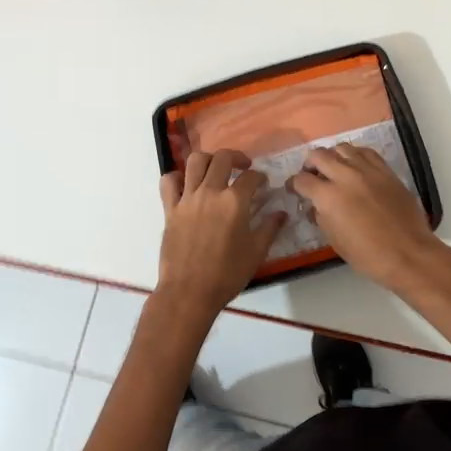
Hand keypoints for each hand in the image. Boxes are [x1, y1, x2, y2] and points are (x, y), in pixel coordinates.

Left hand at [155, 150, 284, 318]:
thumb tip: (281, 212)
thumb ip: (269, 228)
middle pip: (223, 158)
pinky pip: (169, 181)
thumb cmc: (227, 275)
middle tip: (243, 167)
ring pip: (195, 161)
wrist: (189, 292)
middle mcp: (211, 192)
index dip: (260, 177)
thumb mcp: (256, 253)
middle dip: (237, 158)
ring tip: (215, 169)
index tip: (263, 183)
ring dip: (208, 160)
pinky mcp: (170, 208)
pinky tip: (186, 184)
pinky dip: (177, 177)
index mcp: (235, 202)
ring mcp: (187, 198)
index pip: (251, 177)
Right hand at [291, 144, 442, 289]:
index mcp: (329, 197)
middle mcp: (345, 176)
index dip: (293, 184)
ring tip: (334, 169)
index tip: (294, 189)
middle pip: (318, 155)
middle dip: (309, 165)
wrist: (409, 253)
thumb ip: (321, 217)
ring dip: (332, 156)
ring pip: (342, 148)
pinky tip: (355, 166)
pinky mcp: (386, 170)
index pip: (302, 180)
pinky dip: (355, 155)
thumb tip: (315, 206)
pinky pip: (365, 152)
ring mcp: (367, 170)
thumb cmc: (369, 255)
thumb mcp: (335, 241)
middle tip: (311, 176)